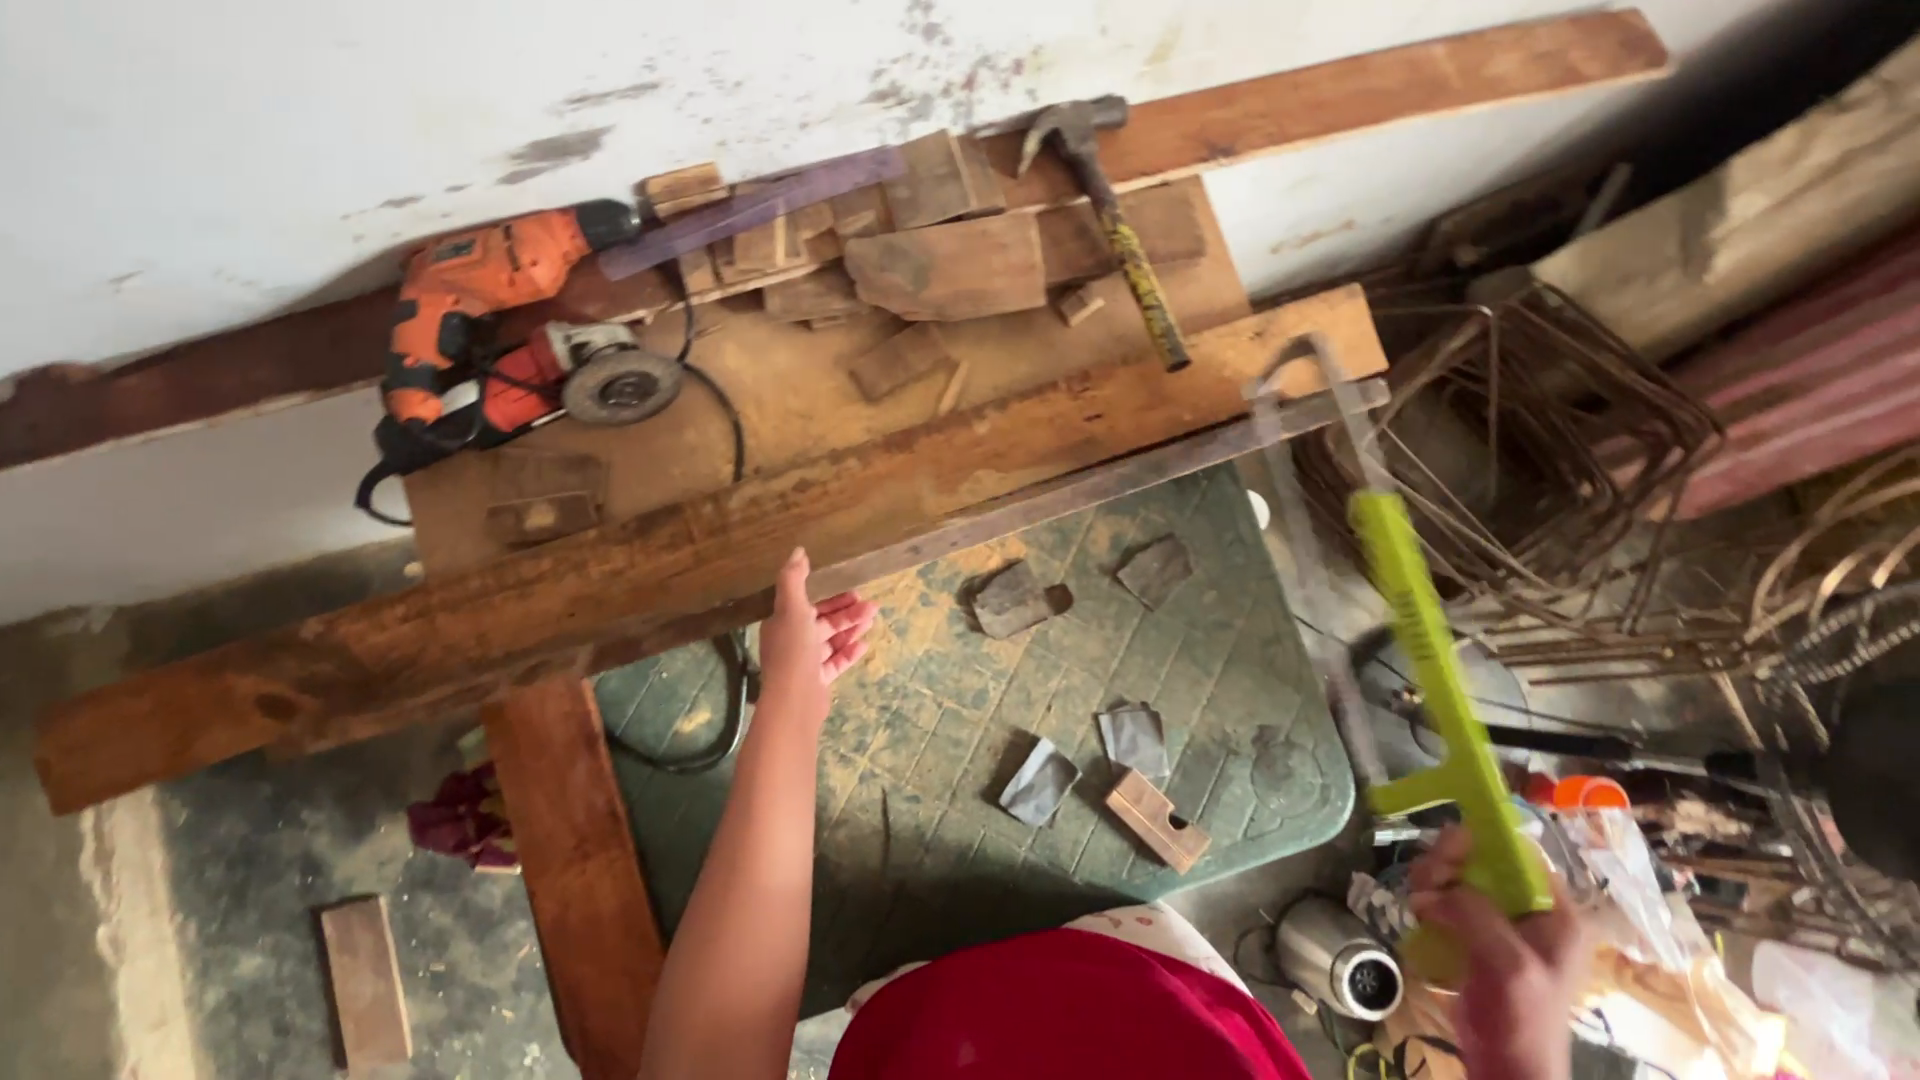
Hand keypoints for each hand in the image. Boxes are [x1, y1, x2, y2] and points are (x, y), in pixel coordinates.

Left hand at [758, 548, 876, 717]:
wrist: (794, 700)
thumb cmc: (793, 650)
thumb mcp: (792, 608)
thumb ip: (794, 578)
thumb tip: (798, 551)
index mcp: (784, 623)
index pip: (810, 605)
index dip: (832, 598)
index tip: (854, 593)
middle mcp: (792, 641)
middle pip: (824, 623)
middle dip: (847, 613)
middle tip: (872, 606)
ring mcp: (805, 663)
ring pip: (832, 641)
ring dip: (852, 629)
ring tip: (872, 621)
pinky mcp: (817, 681)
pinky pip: (836, 662)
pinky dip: (849, 652)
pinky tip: (865, 645)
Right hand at [1408, 825, 1588, 1079]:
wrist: (1508, 1066)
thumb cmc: (1524, 1017)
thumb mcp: (1508, 963)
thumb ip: (1476, 914)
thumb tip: (1430, 888)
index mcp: (1555, 912)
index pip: (1521, 854)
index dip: (1485, 841)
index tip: (1448, 847)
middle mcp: (1529, 910)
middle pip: (1483, 861)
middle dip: (1449, 863)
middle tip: (1425, 881)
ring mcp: (1500, 923)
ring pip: (1459, 877)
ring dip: (1433, 880)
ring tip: (1418, 901)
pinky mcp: (1473, 936)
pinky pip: (1447, 899)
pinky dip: (1429, 898)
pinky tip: (1418, 912)